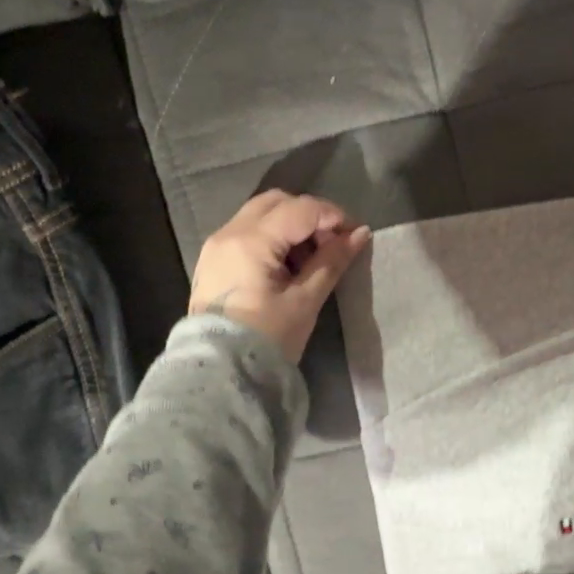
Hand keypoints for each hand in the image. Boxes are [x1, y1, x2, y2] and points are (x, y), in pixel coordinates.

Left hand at [187, 190, 369, 361]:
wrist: (222, 372)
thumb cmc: (269, 338)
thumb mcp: (306, 300)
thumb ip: (332, 261)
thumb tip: (360, 234)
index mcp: (251, 241)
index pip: (300, 209)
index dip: (333, 216)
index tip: (355, 235)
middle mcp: (228, 233)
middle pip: (277, 202)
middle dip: (310, 215)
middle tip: (331, 244)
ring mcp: (216, 246)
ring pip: (260, 214)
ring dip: (291, 225)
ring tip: (311, 258)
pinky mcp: (213, 261)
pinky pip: (247, 232)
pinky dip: (272, 237)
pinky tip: (287, 266)